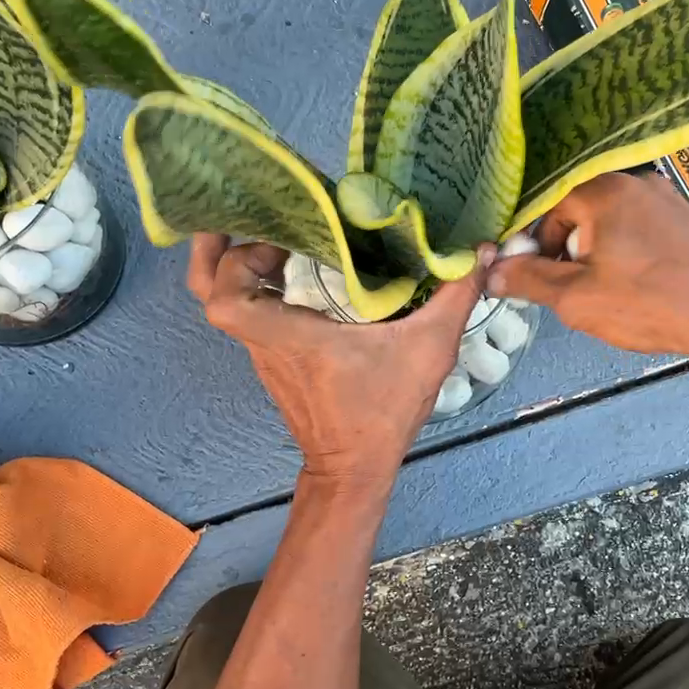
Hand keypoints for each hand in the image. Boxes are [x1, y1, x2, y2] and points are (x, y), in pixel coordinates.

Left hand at [188, 235, 492, 487]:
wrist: (355, 469)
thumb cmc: (384, 412)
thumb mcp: (429, 351)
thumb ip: (456, 297)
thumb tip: (482, 251)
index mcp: (289, 337)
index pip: (223, 299)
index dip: (232, 261)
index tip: (276, 240)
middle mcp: (265, 342)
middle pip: (206, 291)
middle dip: (216, 249)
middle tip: (256, 220)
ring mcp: (264, 354)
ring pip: (227, 303)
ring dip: (241, 266)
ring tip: (281, 234)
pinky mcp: (273, 362)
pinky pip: (249, 316)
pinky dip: (258, 288)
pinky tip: (293, 269)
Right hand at [486, 172, 688, 361]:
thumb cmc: (649, 304)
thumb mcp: (575, 299)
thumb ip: (528, 280)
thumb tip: (491, 272)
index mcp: (604, 190)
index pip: (546, 206)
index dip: (533, 245)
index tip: (536, 280)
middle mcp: (635, 181)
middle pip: (577, 211)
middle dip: (565, 252)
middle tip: (571, 292)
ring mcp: (666, 198)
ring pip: (607, 223)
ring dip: (594, 256)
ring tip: (606, 295)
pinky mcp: (686, 220)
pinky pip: (637, 230)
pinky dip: (623, 254)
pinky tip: (636, 288)